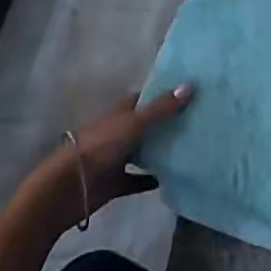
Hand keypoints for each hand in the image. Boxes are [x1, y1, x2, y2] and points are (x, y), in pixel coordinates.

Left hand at [18, 84, 193, 235]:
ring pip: (143, 151)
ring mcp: (117, 156)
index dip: (166, 94)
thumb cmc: (100, 146)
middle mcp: (120, 130)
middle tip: (200, 123)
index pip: (146, 97)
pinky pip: (138, 179)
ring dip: (161, 151)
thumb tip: (190, 85)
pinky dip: (151, 179)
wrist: (69, 185)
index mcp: (121, 111)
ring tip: (192, 149)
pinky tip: (172, 180)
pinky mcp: (115, 181)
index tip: (192, 93)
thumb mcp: (133, 124)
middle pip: (147, 124)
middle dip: (168, 123)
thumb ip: (161, 108)